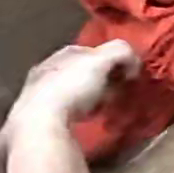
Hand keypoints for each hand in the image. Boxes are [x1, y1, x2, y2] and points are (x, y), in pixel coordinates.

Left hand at [4, 41, 139, 135]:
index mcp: (64, 53)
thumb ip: (121, 52)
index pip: (94, 51)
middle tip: (118, 91)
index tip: (127, 74)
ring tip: (103, 107)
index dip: (114, 59)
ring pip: (75, 89)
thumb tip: (133, 62)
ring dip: (91, 96)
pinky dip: (80, 111)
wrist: (42, 122)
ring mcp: (41, 92)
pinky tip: (86, 118)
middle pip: (84, 70)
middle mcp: (49, 68)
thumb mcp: (102, 60)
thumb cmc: (72, 87)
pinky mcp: (40, 114)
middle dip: (102, 78)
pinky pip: (68, 108)